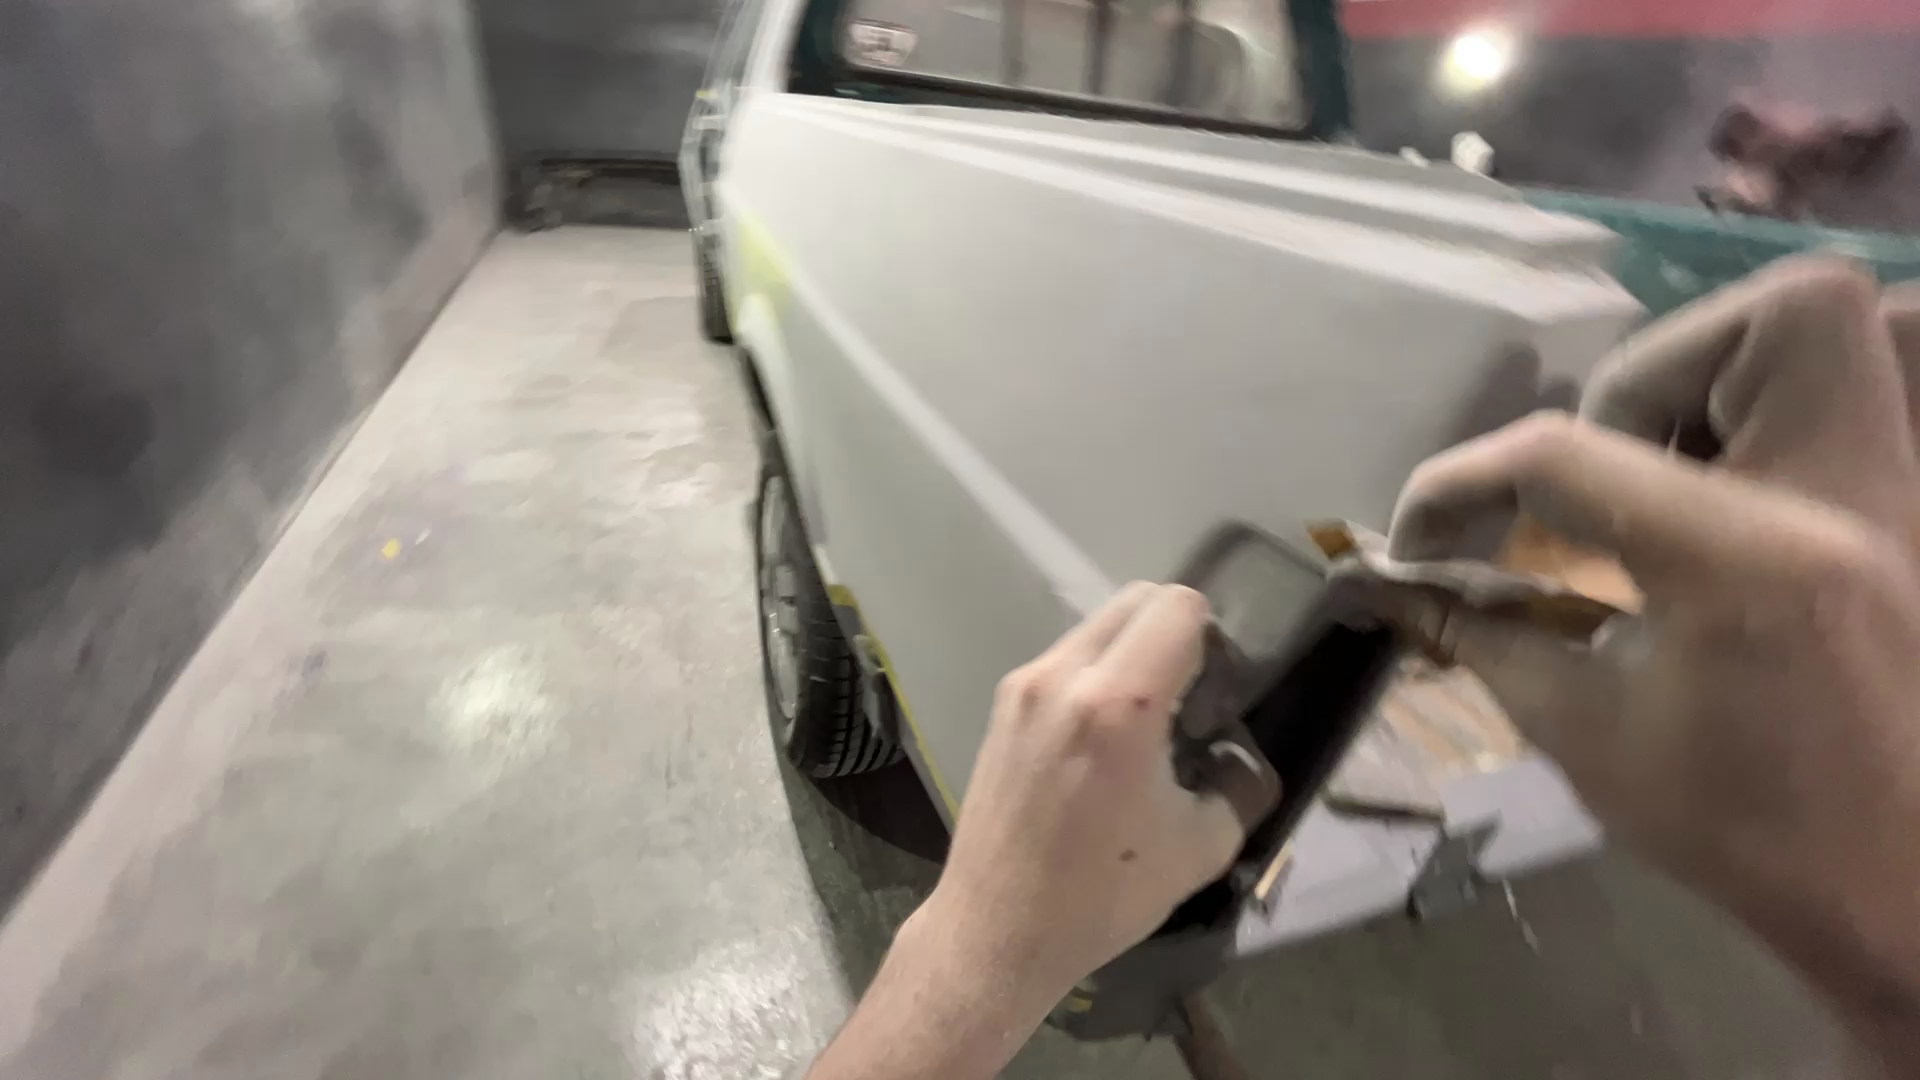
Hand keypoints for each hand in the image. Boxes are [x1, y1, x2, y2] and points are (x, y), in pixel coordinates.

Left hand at [913, 582, 1244, 999]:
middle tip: (1189, 691)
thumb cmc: (1101, 894)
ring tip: (1143, 716)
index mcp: (1116, 703)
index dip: (1212, 635)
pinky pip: (1066, 656)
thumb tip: (1238, 751)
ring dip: (1133, 648)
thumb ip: (1236, 782)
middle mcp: (1063, 675)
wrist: (996, 923)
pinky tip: (1100, 732)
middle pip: (1136, 599)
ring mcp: (1024, 683)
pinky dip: (1097, 669)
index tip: (1216, 685)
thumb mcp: (1199, 846)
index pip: (1177, 608)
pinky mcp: (1003, 700)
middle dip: (1176, 629)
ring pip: (1097, 625)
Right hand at [1381, 256, 1919, 1059]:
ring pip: (1856, 330)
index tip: (1418, 539)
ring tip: (1652, 467)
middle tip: (1585, 469)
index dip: (1458, 481)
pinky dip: (1773, 415)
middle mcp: (1859, 495)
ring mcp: (1917, 497)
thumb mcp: (1574, 723)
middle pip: (1781, 315)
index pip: (1565, 452)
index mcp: (1745, 561)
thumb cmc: (1740, 827)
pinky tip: (1712, 491)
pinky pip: (1871, 403)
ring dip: (1723, 377)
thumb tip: (1382, 585)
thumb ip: (1471, 628)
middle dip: (1641, 375)